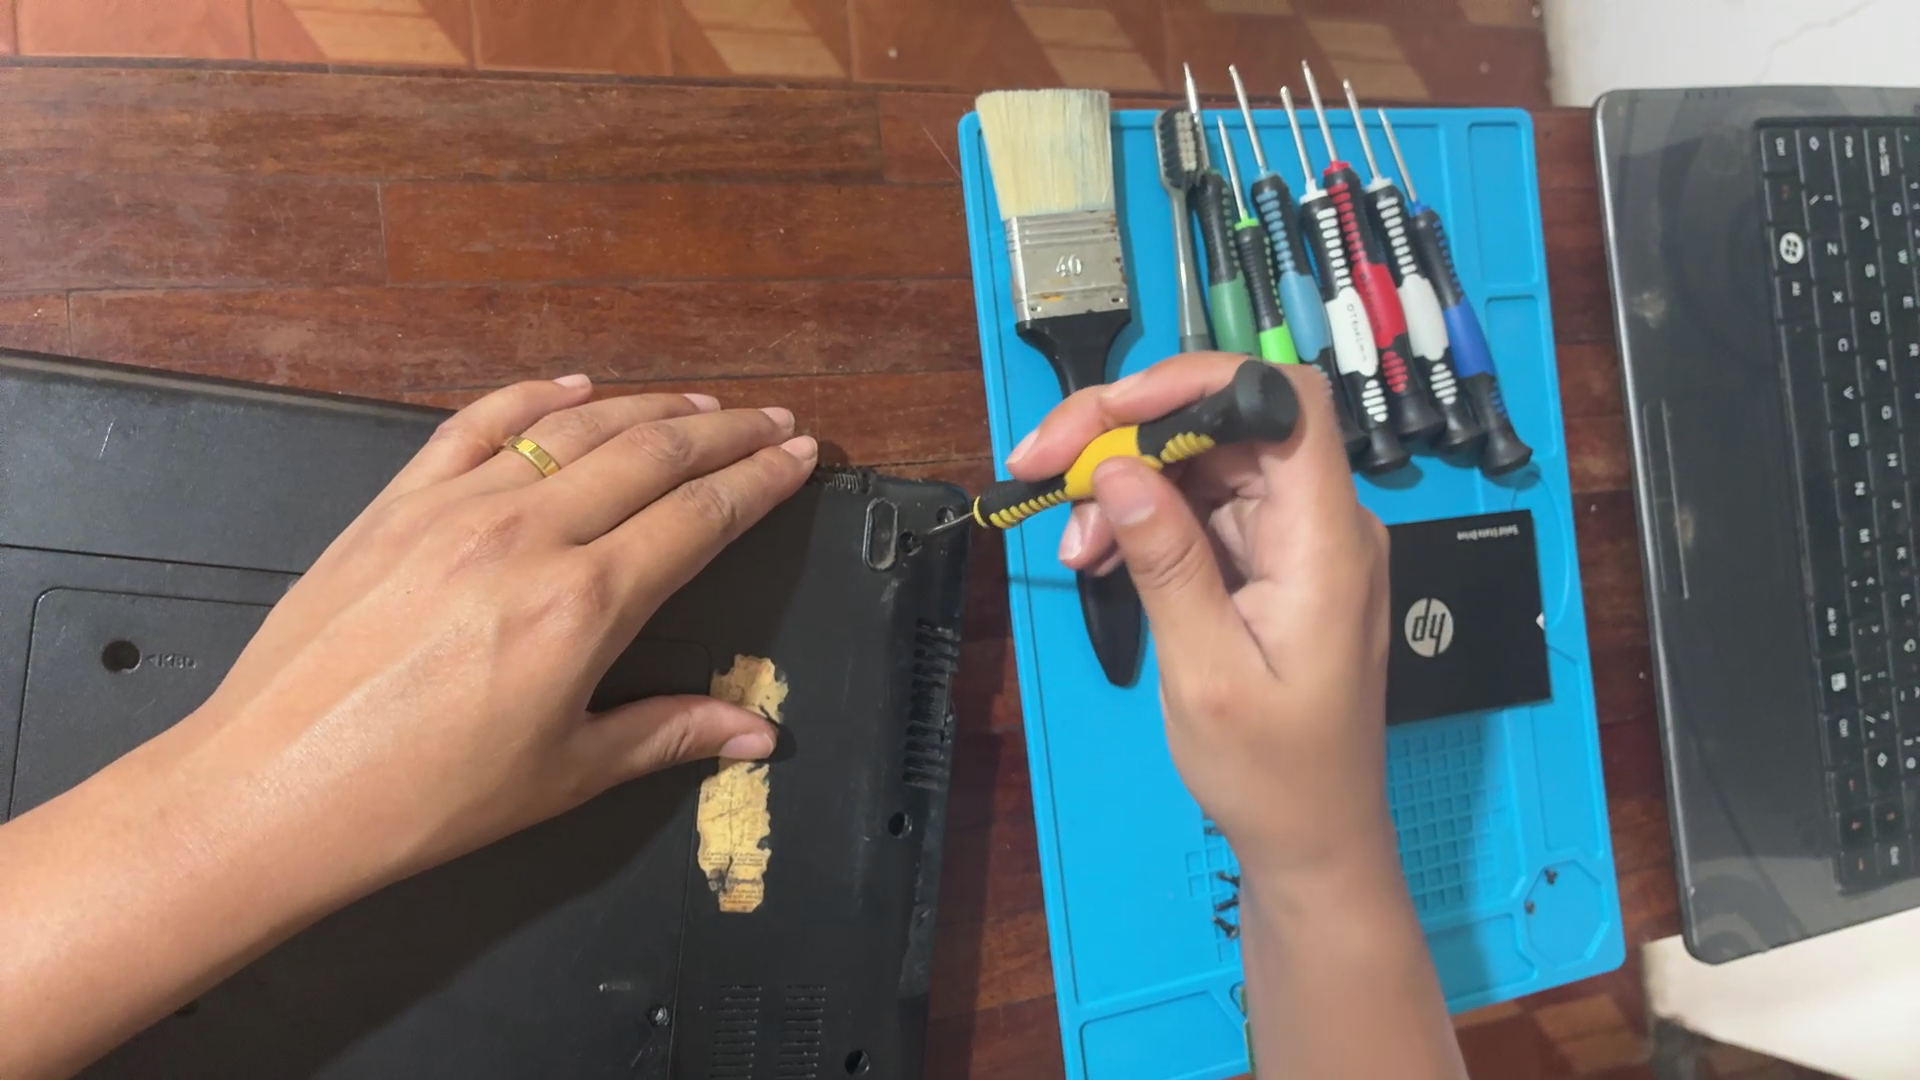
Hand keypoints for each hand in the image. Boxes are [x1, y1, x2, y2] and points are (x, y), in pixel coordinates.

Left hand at [135, 375, 818, 889]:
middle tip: (776, 421)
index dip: (762, 480)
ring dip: (655, 407)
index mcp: (586, 604)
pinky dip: (535, 396)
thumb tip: (762, 737)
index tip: (800, 456)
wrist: (260, 798)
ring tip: (706, 402)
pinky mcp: (399, 502)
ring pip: (580, 429)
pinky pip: (479, 426)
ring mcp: (460, 508)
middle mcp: (532, 536)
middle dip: (729, 433)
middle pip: (655, 456)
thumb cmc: (431, 798)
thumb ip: (675, 732)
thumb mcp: (570, 772)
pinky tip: (577, 384)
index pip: (701, 517)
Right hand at [1005, 353, 1393, 875]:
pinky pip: (1196, 511)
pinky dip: (1141, 521)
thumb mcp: (1204, 670)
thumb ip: (1166, 562)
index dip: (1196, 381)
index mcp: (1325, 539)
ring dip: (1123, 487)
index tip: (1107, 413)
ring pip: (1198, 466)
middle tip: (1045, 466)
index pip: (1282, 403)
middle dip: (1127, 435)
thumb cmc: (1268, 769)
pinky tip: (1101, 554)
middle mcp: (1316, 520)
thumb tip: (1115, 471)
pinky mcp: (1264, 560)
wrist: (1309, 836)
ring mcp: (1290, 539)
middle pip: (1223, 426)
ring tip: (1074, 543)